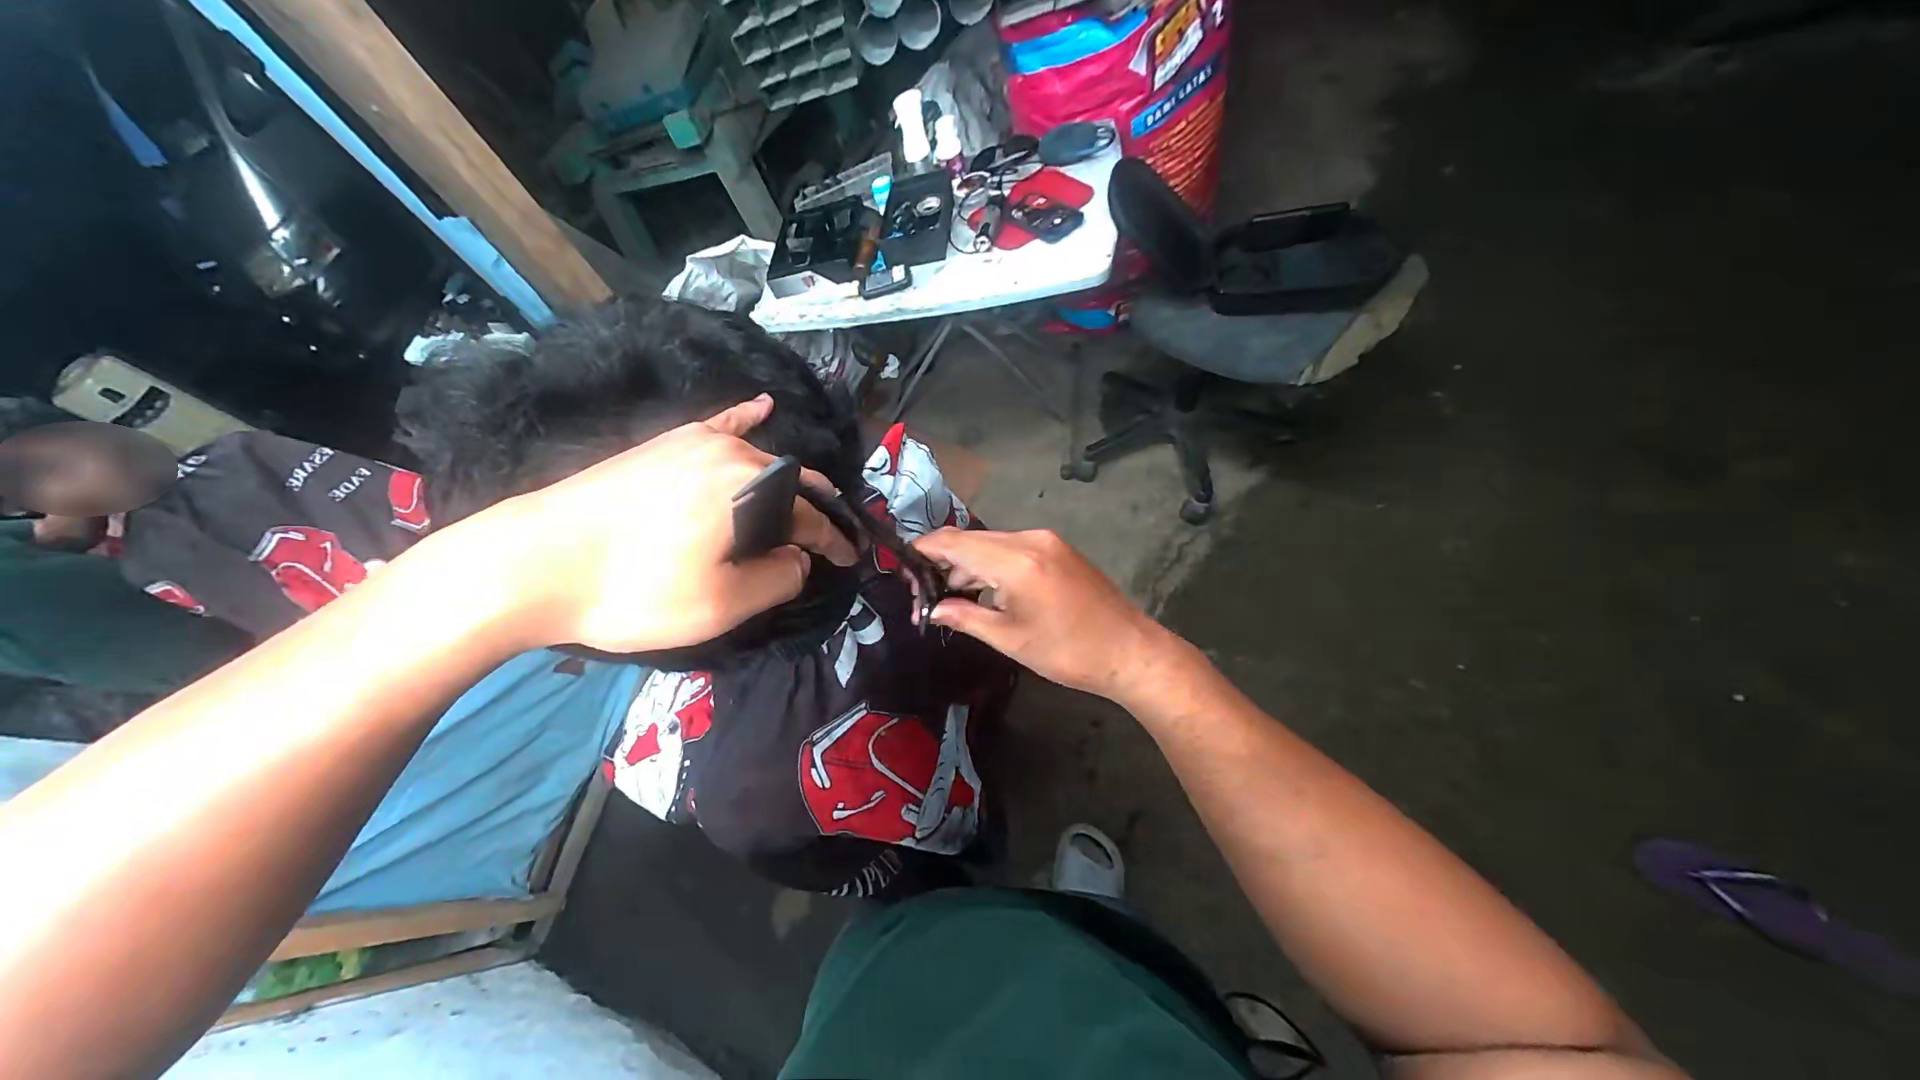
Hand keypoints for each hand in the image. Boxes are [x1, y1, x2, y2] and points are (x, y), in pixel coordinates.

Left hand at [436, 395, 856, 652]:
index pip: (812, 517)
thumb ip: (778, 579)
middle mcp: (731, 454)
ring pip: (759, 455)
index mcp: (752, 489)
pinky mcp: (661, 443)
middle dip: (818, 510)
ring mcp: (692, 442)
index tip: (851, 560)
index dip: (836, 542)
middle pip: (791, 481)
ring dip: (788, 479)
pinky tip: (761, 405)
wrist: (535, 563)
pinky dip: (744, 417)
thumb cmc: (635, 590)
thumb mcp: (722, 603)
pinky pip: (717, 424)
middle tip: (832, 539)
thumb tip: (800, 557)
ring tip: (806, 499)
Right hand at [913, 527, 1177, 702]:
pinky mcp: (1057, 549)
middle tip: (924, 595)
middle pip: (970, 539)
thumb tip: (933, 609)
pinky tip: (985, 592)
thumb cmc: (1069, 652)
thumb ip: (966, 617)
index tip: (903, 569)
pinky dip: (992, 565)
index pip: (953, 542)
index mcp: (1016, 561)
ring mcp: (1046, 541)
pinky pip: (1012, 548)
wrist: (1130, 651)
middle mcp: (1030, 540)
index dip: (923, 551)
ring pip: (991, 543)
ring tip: (952, 599)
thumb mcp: (1010, 639)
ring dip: (968, 565)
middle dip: (943, 562)